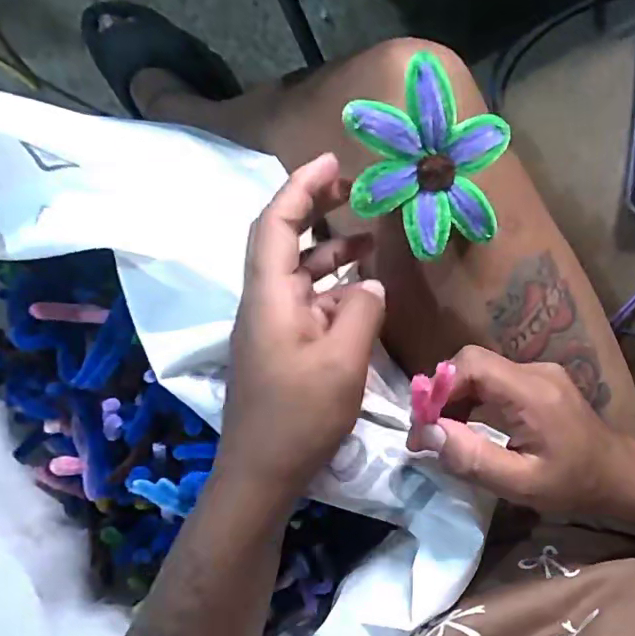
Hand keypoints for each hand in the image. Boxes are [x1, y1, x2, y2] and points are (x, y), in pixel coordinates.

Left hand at [219, 153, 385, 493]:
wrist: (261, 474)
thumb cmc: (298, 417)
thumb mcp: (342, 362)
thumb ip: (361, 311)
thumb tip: (371, 282)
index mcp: (269, 297)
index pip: (276, 224)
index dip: (301, 187)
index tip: (332, 161)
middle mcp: (265, 303)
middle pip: (285, 241)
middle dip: (317, 209)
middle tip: (356, 189)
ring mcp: (273, 327)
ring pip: (301, 274)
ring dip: (333, 251)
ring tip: (373, 236)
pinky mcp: (284, 349)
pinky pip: (311, 304)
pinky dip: (337, 288)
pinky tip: (365, 291)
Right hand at [406, 346, 634, 515]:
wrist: (620, 476)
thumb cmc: (575, 485)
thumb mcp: (522, 485)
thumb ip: (473, 458)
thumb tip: (428, 433)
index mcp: (533, 392)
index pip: (471, 364)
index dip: (438, 388)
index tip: (423, 427)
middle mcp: (535, 372)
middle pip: (473, 364)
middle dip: (442, 396)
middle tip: (427, 436)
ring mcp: (539, 374)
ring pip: (481, 372)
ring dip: (455, 400)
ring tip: (442, 437)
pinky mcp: (539, 382)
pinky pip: (495, 382)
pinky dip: (473, 401)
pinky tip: (467, 429)